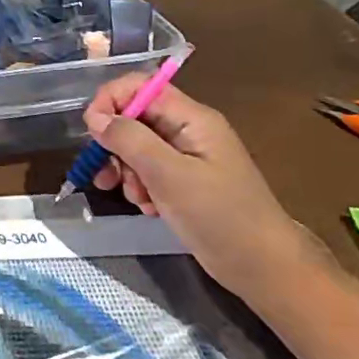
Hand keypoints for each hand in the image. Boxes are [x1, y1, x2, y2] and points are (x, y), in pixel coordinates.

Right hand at [85, 78, 324, 298]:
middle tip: (107, 173)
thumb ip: (129, 139)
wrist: (265, 270)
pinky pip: (148, 170)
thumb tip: (94, 117)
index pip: (140, 87)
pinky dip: (140, 185)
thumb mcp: (169, 175)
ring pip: (137, 146)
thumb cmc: (220, 217)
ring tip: (133, 197)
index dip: (111, 101)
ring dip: (126, 169)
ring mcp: (187, 157)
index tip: (92, 131)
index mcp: (192, 118)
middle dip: (115, 143)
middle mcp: (188, 130)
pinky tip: (146, 207)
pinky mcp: (185, 181)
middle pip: (135, 117)